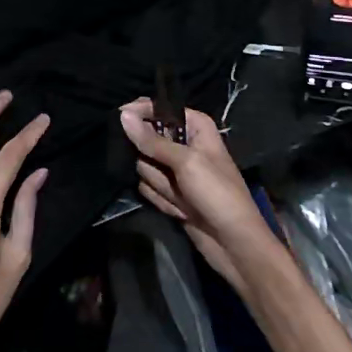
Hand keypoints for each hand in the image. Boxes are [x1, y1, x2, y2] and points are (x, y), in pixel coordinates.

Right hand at [119, 99, 277, 290]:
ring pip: (145, 167)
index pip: (159, 109)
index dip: (140, 112)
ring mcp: (176, 171)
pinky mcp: (170, 193)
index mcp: (195, 126)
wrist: (233, 243)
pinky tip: (181, 210)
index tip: (118, 116)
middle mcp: (184, 143)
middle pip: (147, 139)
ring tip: (182, 197)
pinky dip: (162, 200)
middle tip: (171, 174)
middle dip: (152, 160)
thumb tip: (123, 115)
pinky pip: (149, 188)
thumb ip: (152, 140)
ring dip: (160, 184)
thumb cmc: (217, 193)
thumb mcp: (186, 162)